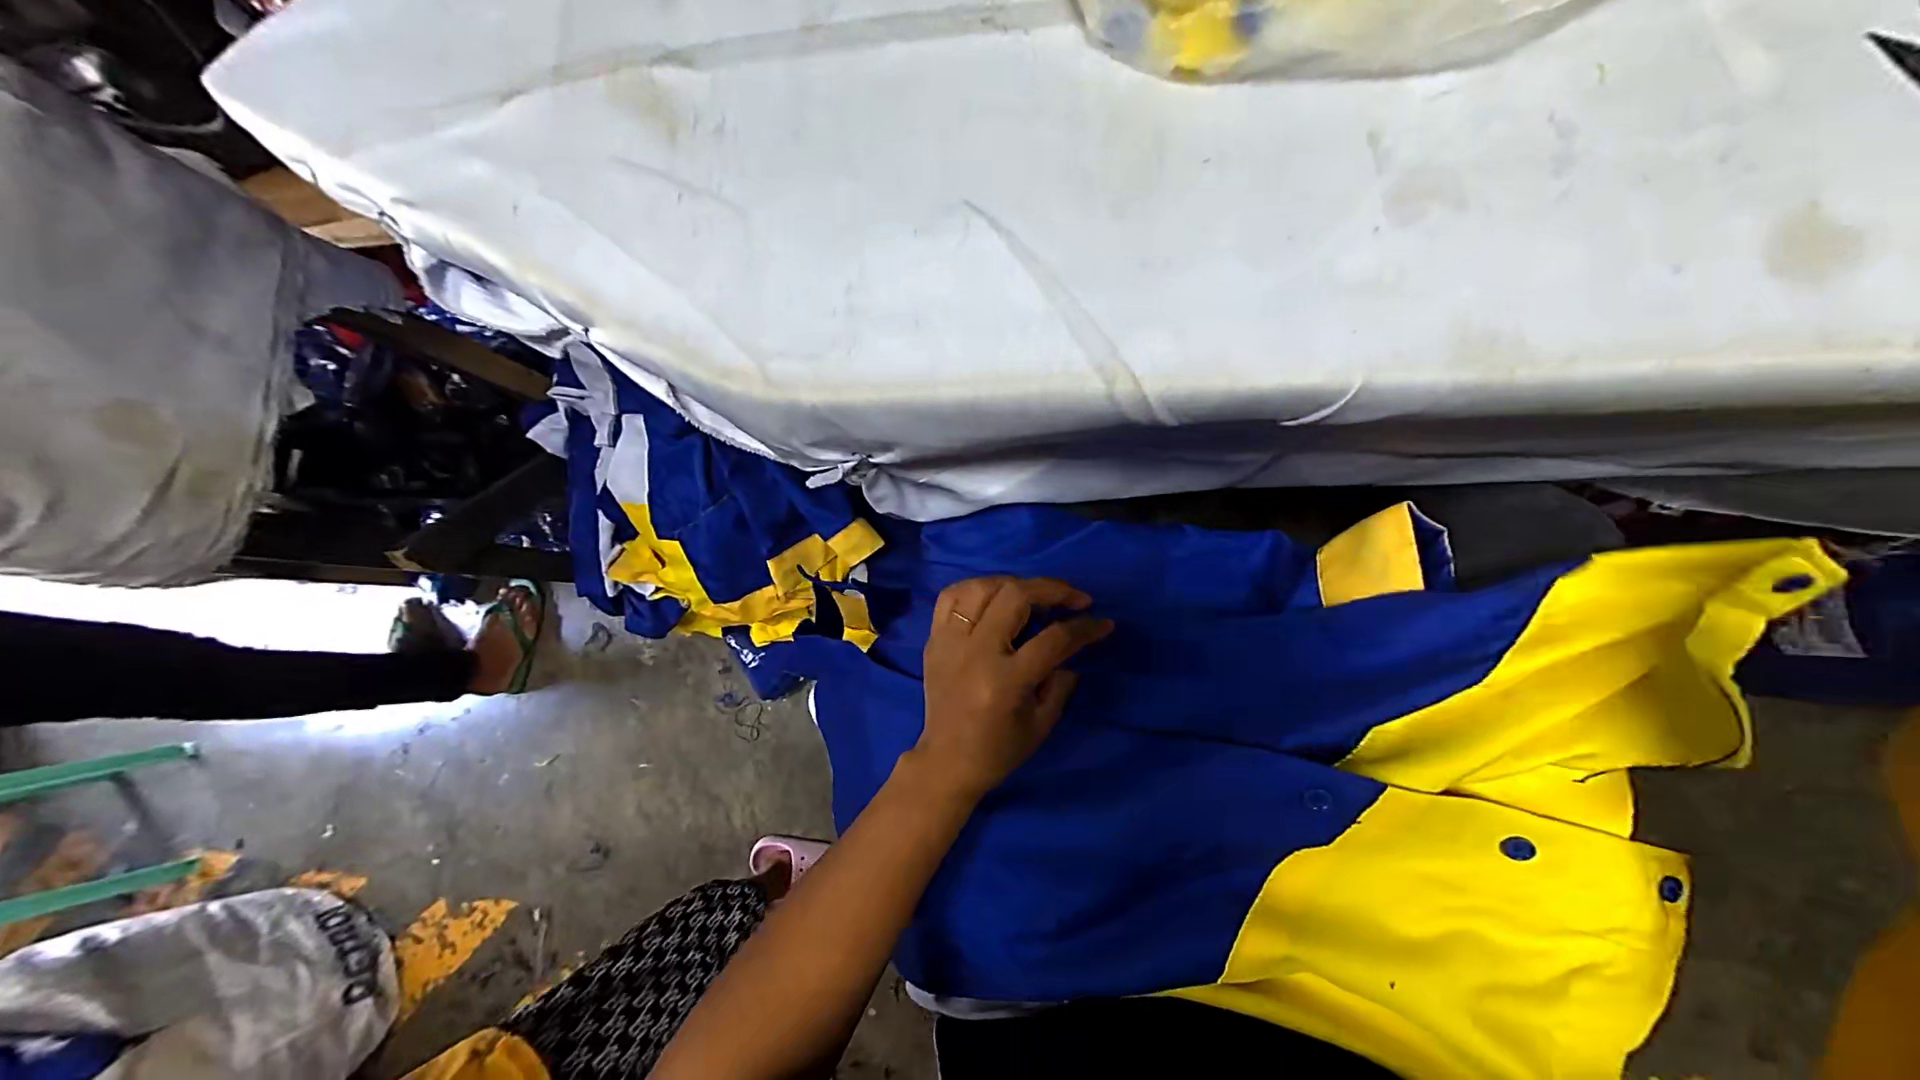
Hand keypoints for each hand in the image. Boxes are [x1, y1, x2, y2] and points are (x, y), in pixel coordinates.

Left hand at [911, 576, 1113, 800]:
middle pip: (1014, 596)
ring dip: (1013, 583)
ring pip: (980, 587)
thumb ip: (1061, 681)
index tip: (1103, 623)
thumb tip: (1073, 643)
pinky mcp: (933, 640)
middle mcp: (975, 653)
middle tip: (1073, 598)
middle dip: (1051, 589)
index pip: (1052, 638)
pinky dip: (975, 588)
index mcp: (1005, 681)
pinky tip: (995, 596)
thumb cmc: (998, 749)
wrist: (946, 761)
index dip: (1084, 628)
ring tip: (1033, 595)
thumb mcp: (1041, 723)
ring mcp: (949, 643)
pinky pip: (950, 597)